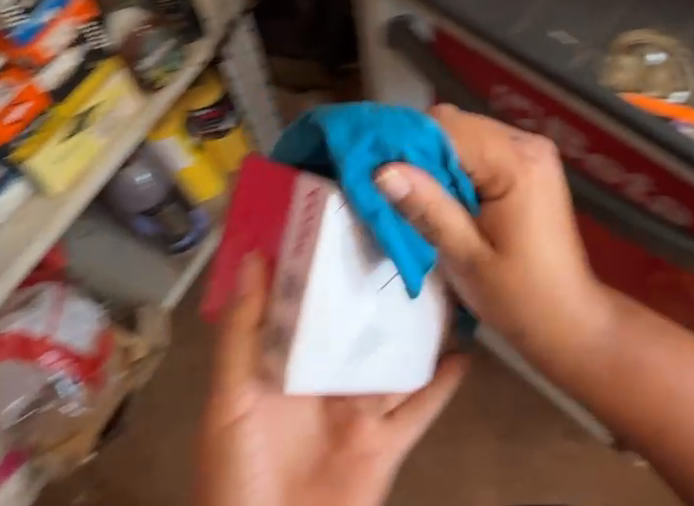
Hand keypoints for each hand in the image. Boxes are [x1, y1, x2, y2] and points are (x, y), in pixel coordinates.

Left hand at [196, 255, 468, 505]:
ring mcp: (357, 411)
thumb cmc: (236, 472)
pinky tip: (464, 353)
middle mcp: (325, 379)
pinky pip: (419, 410)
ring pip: (395, 361)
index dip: (327, 266)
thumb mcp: (229, 398)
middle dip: (379, 292)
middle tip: (409, 243)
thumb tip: (254, 255)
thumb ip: (242, 330)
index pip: (309, 303)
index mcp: (284, 363)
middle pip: (359, 328)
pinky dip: (442, 384)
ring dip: (418, 331)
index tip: (349, 221)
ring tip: (444, 286)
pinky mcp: (384, 445)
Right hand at [374, 104, 614, 368]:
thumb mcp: (466, 259)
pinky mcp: (526, 161)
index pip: (445, 129)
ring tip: (411, 194)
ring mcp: (529, 149)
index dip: (403, 143)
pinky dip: (451, 163)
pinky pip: (476, 145)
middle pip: (452, 124)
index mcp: (516, 164)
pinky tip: (440, 195)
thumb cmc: (520, 298)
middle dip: (415, 150)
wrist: (570, 321)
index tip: (369, 167)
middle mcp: (526, 143)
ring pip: (461, 131)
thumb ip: (428, 210)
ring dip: (431, 157)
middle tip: (387, 186)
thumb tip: (382, 171)